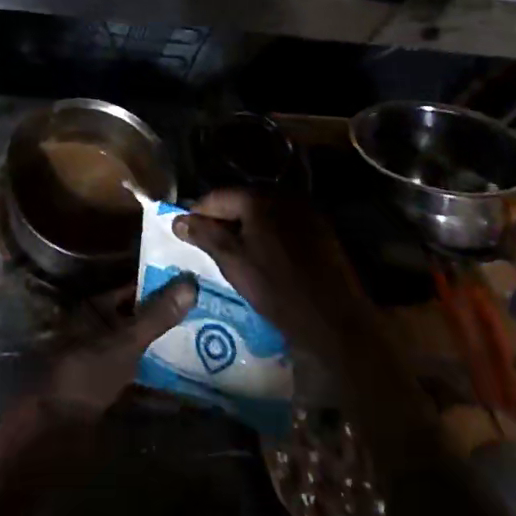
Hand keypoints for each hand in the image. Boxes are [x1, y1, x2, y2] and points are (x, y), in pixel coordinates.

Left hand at [35, 275, 196, 419]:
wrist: (54, 427)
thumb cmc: (85, 373)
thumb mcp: (124, 341)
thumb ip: (156, 315)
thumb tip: (190, 283)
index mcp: (97, 309)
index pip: (134, 289)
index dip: (163, 286)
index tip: (197, 286)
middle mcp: (100, 331)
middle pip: (140, 320)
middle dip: (171, 321)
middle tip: (211, 318)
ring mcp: (105, 362)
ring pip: (142, 350)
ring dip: (168, 352)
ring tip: (208, 350)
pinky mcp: (110, 392)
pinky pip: (141, 382)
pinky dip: (161, 385)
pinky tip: (187, 391)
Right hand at [174, 188, 362, 351]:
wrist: (337, 320)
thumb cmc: (278, 290)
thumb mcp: (233, 263)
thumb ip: (204, 235)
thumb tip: (177, 219)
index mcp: (258, 199)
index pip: (216, 197)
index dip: (197, 214)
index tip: (186, 232)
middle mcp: (283, 195)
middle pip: (240, 201)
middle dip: (222, 219)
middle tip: (207, 243)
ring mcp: (305, 211)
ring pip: (262, 212)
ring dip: (245, 226)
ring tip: (231, 251)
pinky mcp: (320, 229)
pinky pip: (282, 223)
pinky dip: (267, 233)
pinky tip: (262, 255)